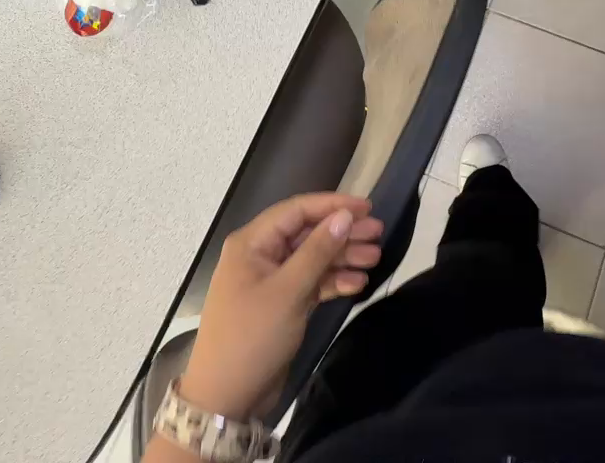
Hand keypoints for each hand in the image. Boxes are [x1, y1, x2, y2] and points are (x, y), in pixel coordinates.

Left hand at [180, 193, 384, 419]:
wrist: (226, 400)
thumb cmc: (252, 336)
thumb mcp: (288, 291)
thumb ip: (318, 250)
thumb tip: (344, 216)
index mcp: (253, 242)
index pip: (297, 210)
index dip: (332, 205)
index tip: (367, 207)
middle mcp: (261, 255)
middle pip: (308, 233)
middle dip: (342, 233)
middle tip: (379, 234)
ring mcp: (272, 281)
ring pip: (313, 258)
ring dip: (342, 257)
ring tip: (376, 258)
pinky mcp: (282, 305)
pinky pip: (312, 283)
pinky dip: (333, 281)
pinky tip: (358, 283)